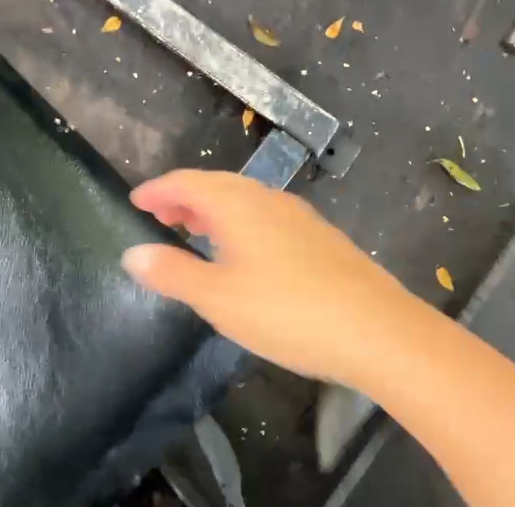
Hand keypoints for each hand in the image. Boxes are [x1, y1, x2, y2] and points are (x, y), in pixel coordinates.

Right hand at [121, 169, 425, 385]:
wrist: (382, 332)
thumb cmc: (289, 312)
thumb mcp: (219, 300)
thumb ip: (173, 274)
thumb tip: (132, 253)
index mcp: (235, 204)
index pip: (185, 182)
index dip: (156, 190)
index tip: (134, 201)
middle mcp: (265, 198)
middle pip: (214, 184)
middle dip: (183, 197)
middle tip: (159, 217)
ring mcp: (296, 215)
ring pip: (243, 198)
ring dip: (212, 208)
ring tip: (194, 232)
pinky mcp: (319, 236)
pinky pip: (264, 214)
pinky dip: (239, 221)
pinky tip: (244, 252)